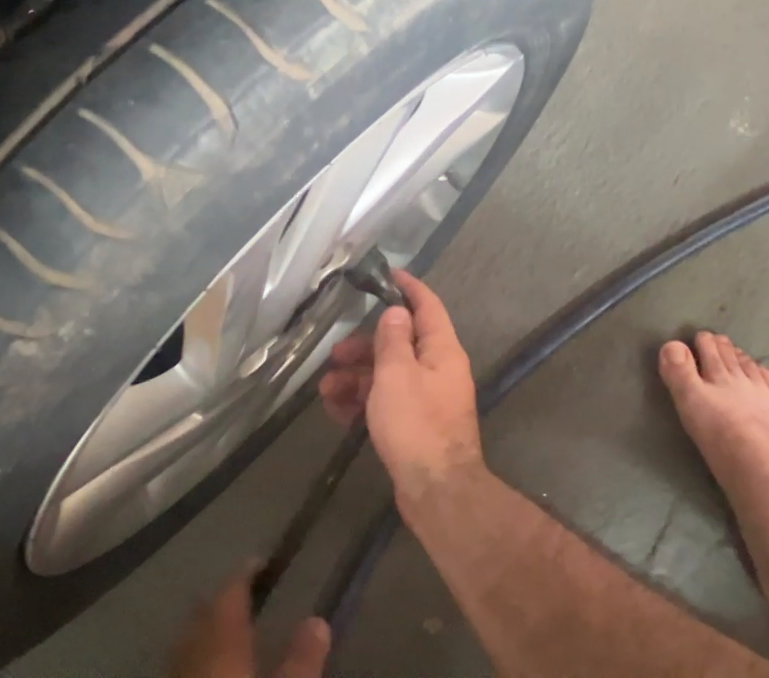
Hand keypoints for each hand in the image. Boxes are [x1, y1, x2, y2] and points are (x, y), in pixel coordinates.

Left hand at [171, 564, 328, 677]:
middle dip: (222, 602)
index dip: (244, 575)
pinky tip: (211, 672)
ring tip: (230, 632)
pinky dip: (198, 660)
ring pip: (189, 643)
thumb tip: (317, 620)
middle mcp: (193, 653)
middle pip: (204, 615)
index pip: (230, 594)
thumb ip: (302, 660)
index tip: (260, 562)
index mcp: (223, 643)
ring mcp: (176, 677)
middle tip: (245, 595)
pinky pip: (184, 669)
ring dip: (208, 632)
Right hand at [317, 270, 483, 500]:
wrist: (436, 492)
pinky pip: (386, 404)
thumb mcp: (396, 374)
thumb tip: (396, 311)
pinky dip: (363, 404)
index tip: (386, 275)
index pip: (428, 306)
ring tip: (326, 393)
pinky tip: (337, 414)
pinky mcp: (416, 426)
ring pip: (388, 376)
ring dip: (356, 379)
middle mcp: (439, 371)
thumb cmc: (416, 425)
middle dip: (364, 347)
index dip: (408, 288)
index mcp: (442, 351)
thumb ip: (393, 339)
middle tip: (334, 355)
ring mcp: (428, 400)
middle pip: (400, 344)